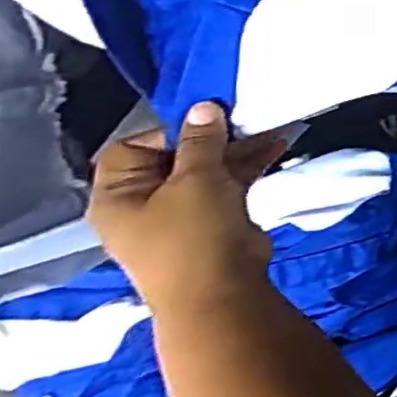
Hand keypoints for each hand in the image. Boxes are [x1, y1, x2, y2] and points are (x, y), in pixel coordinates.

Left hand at [89, 101, 291, 310]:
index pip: (134, 147)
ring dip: (239, 148)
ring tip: (272, 130)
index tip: (207, 123)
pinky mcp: (214, 216)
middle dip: (214, 137)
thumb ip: (201, 141)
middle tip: (246, 120)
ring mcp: (182, 209)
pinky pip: (228, 182)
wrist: (221, 290)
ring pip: (209, 168)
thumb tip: (203, 106)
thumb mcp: (195, 180)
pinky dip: (249, 165)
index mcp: (119, 195)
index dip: (170, 132)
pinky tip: (277, 147)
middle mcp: (145, 200)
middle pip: (177, 155)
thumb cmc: (193, 234)